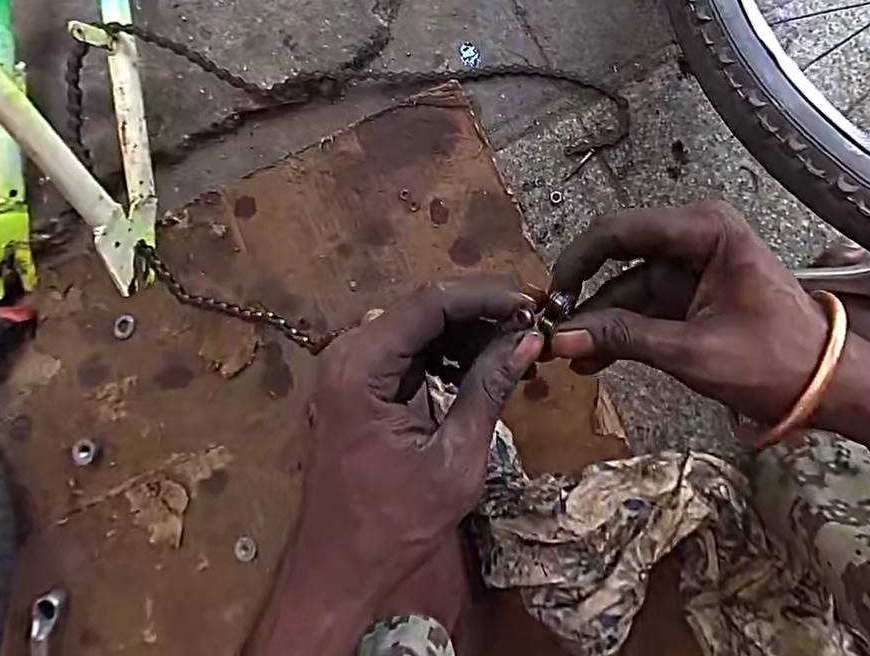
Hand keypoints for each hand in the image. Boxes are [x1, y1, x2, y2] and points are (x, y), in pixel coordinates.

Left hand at [249, 279, 542, 655]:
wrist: (337, 572)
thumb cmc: (393, 526)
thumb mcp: (454, 460)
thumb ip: (488, 389)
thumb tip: (530, 339)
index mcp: (362, 367)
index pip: (430, 303)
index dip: (485, 296)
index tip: (530, 305)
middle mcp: (352, 351)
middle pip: (428, 307)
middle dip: (484, 311)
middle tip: (532, 323)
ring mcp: (356, 362)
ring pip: (426, 323)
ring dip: (473, 330)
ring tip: (519, 344)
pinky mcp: (366, 376)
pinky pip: (417, 346)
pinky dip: (454, 350)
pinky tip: (489, 363)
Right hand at [547, 202, 826, 423]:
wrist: (832, 388)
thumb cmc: (778, 361)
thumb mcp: (694, 351)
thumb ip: (625, 338)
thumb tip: (563, 338)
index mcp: (705, 230)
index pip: (622, 230)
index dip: (580, 259)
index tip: (553, 292)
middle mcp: (695, 237)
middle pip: (621, 255)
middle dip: (588, 293)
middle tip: (554, 323)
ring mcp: (691, 265)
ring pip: (628, 284)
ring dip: (601, 318)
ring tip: (569, 352)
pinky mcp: (691, 292)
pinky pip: (645, 304)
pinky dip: (622, 328)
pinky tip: (594, 354)